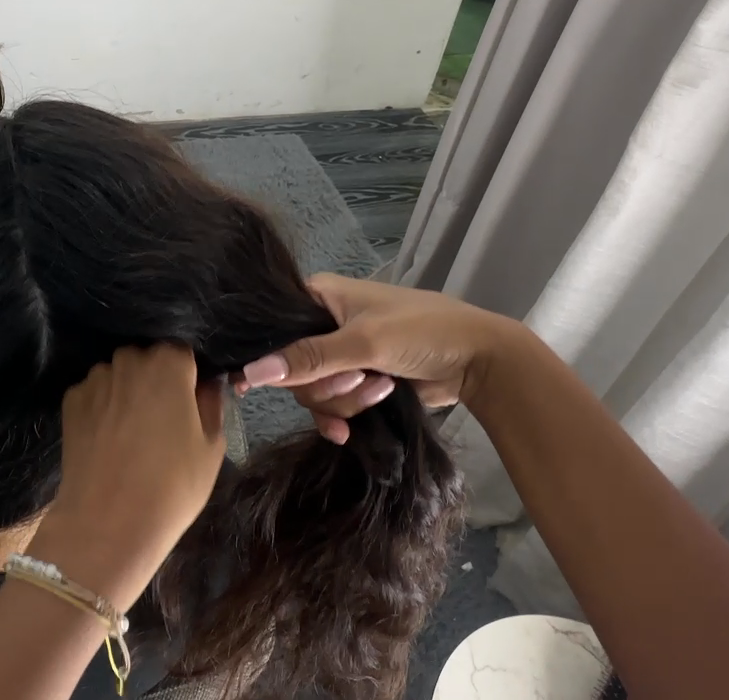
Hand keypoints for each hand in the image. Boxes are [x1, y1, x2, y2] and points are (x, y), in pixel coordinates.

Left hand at [33, 344, 226, 607]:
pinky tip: (107, 439)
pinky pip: (95, 394)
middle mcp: (128, 359)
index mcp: (168, 362)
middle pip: (147, 359)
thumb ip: (212, 402)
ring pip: (118, 375)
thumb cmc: (172, 485)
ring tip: (131, 433)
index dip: (188, 376)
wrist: (107, 522)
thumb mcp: (212, 447)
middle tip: (162, 420)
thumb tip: (207, 383)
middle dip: (155, 380)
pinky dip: (102, 408)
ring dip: (126, 392)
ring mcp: (95, 378)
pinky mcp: (71, 399)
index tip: (189, 402)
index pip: (183, 353)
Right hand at [241, 274, 527, 441]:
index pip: (273, 328)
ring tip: (382, 389)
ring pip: (314, 391)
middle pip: (292, 368)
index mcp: (317, 296)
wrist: (478, 359)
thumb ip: (308, 359)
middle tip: (360, 380)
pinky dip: (341, 418)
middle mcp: (322, 322)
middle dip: (326, 384)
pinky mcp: (357, 380)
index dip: (268, 358)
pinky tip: (349, 432)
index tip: (251, 387)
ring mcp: (340, 353)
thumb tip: (250, 372)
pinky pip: (330, 405)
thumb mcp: (363, 342)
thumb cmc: (421, 330)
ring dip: (346, 400)